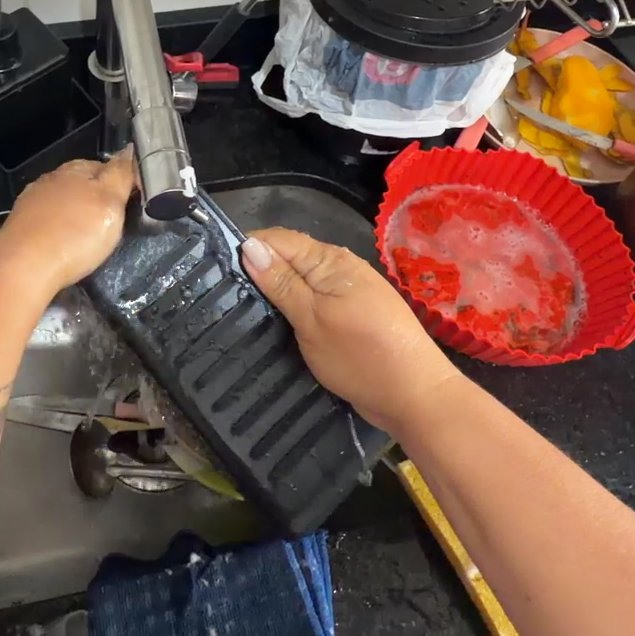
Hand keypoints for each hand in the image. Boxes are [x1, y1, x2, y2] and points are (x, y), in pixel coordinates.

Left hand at [0, 148, 137, 299]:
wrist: (23, 267)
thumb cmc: (74, 234)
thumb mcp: (110, 203)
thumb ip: (121, 175)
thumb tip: (130, 150)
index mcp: (75, 170)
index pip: (105, 166)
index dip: (119, 183)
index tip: (129, 204)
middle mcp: (51, 179)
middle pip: (81, 184)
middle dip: (95, 199)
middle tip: (111, 225)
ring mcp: (32, 201)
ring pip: (62, 202)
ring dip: (74, 214)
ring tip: (87, 238)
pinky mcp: (19, 224)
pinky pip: (46, 220)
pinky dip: (57, 229)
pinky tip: (63, 244)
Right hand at [241, 228, 461, 434]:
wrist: (416, 396)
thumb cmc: (360, 356)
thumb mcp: (311, 320)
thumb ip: (281, 282)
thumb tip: (249, 247)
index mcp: (329, 260)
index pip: (277, 239)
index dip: (247, 249)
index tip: (217, 267)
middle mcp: (340, 266)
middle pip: (289, 256)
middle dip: (260, 268)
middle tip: (225, 292)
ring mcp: (349, 290)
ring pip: (301, 278)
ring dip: (277, 288)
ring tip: (245, 306)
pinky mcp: (353, 312)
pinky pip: (315, 297)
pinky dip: (295, 305)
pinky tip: (280, 321)